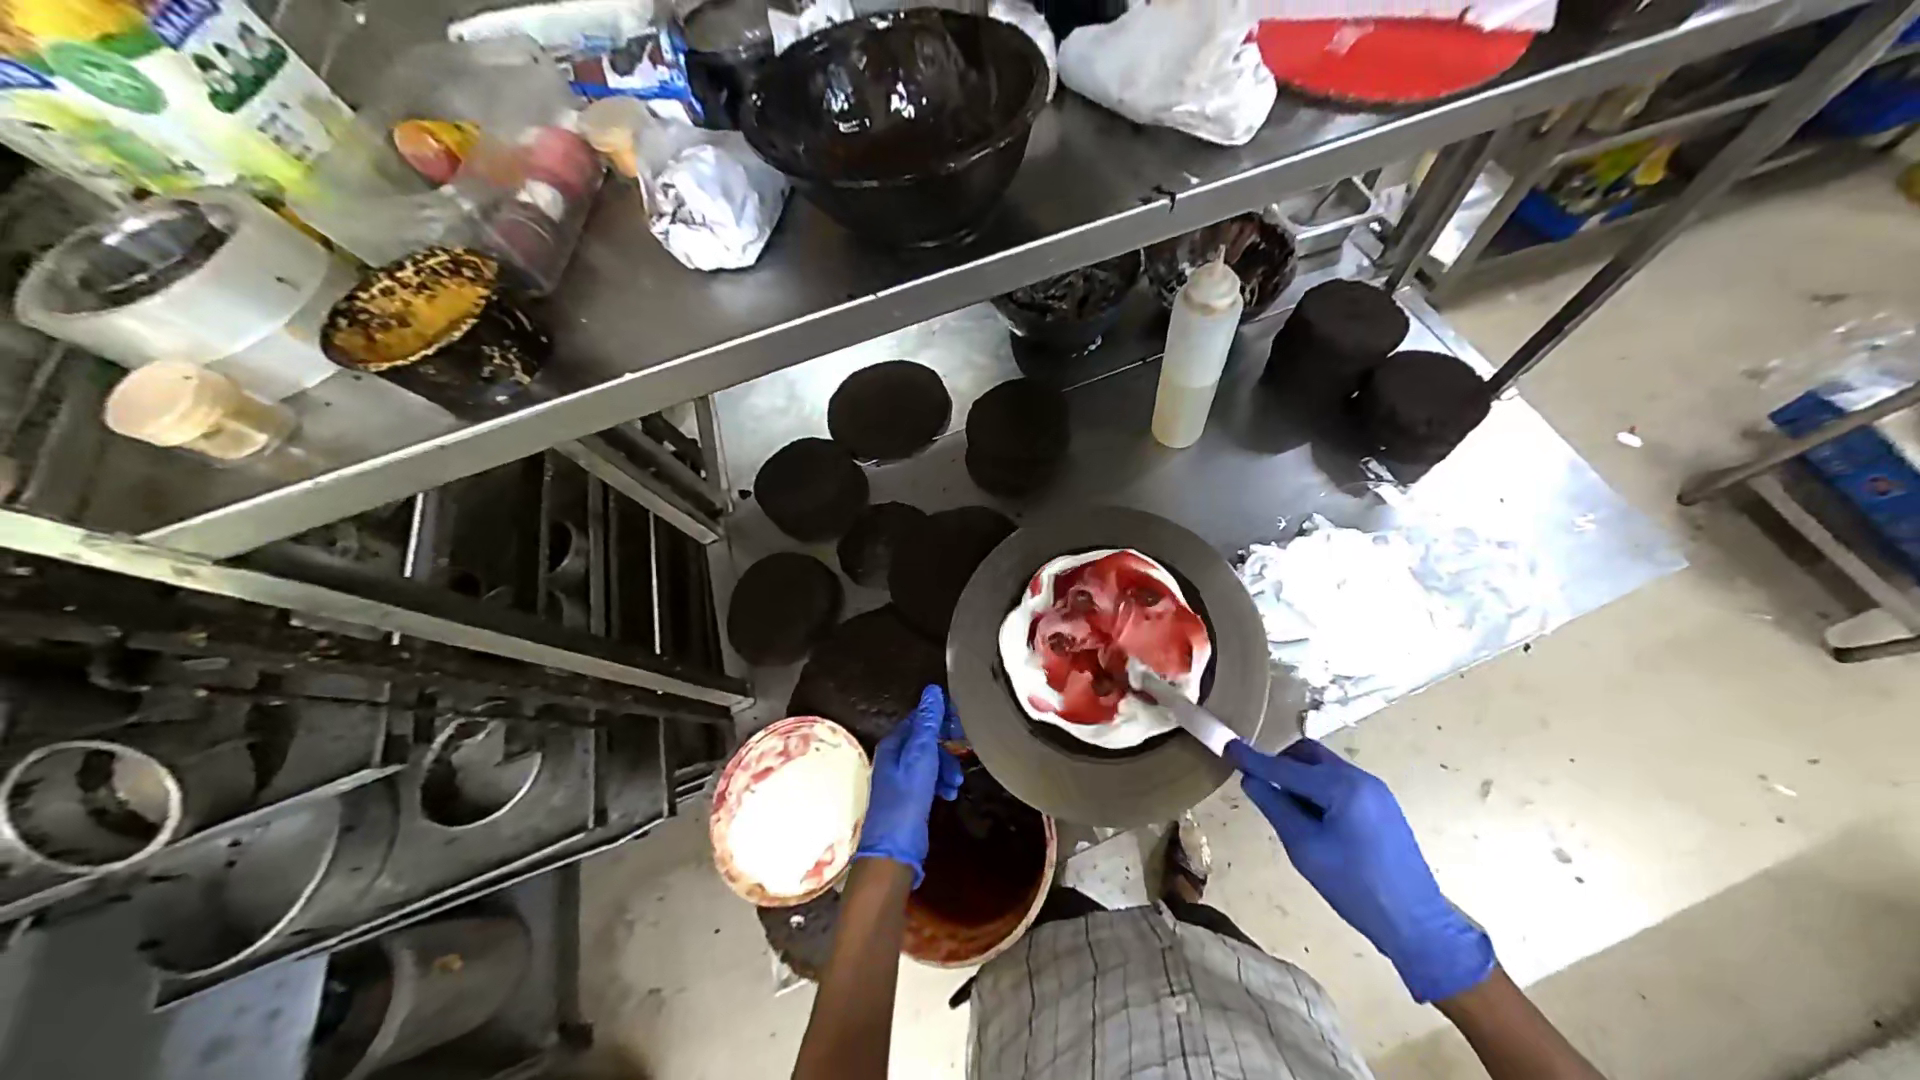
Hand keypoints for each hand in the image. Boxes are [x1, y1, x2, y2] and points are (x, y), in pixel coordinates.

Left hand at [852, 685, 962, 886]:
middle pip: (925, 740)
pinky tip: (949, 794)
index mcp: (893, 743)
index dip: (940, 718)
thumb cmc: (908, 796)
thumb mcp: (921, 755)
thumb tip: (932, 691)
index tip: (962, 725)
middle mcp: (894, 757)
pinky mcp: (909, 796)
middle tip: (964, 753)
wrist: (895, 847)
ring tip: (956, 783)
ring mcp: (900, 778)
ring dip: (947, 767)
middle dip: (946, 746)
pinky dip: (941, 783)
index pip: (919, 718)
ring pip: (930, 761)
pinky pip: (929, 780)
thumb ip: (927, 723)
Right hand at [1226, 738, 1494, 1003]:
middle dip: (1281, 763)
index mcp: (1341, 787)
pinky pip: (1340, 783)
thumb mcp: (1305, 848)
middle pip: (1309, 755)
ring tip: (1287, 809)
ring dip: (1300, 778)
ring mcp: (1375, 791)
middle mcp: (1360, 779)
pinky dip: (1319, 789)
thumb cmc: (1354, 887)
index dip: (1254, 759)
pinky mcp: (1382, 806)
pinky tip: (1312, 818)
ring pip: (1325, 767)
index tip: (1228, 746)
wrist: (1416, 923)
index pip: (1286, 768)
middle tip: (1262, 786)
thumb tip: (1251, 780)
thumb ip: (1275, 807)